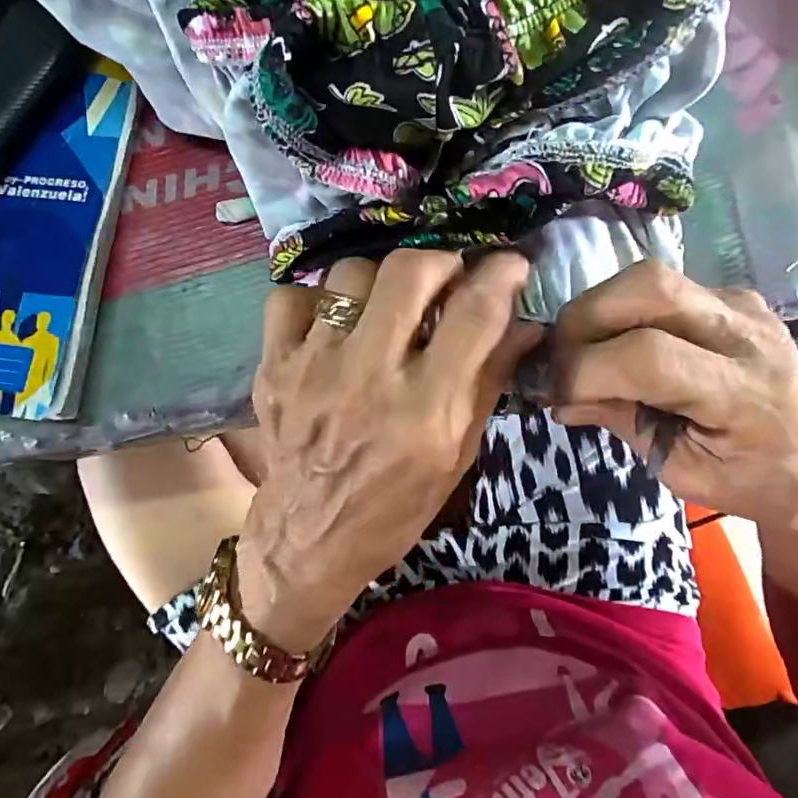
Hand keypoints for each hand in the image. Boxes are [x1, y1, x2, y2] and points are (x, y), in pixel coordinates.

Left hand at [236, 250, 539, 651]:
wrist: (310, 536)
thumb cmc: (395, 505)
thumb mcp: (457, 454)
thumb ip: (488, 381)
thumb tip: (525, 321)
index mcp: (425, 408)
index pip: (474, 314)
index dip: (501, 274)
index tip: (508, 265)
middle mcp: (368, 377)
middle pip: (407, 272)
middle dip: (439, 261)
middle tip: (445, 277)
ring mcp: (312, 366)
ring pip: (349, 274)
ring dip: (378, 281)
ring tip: (385, 305)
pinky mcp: (273, 367)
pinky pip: (289, 298)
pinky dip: (314, 302)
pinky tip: (329, 325)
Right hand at [549, 260, 797, 525]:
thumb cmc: (751, 480)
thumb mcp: (681, 472)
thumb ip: (621, 423)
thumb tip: (557, 396)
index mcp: (744, 394)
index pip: (649, 358)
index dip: (585, 369)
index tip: (553, 393)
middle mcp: (747, 335)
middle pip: (649, 289)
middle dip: (584, 319)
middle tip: (558, 357)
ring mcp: (744, 306)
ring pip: (650, 277)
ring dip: (598, 307)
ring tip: (581, 347)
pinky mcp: (734, 295)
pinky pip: (662, 286)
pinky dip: (624, 308)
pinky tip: (618, 340)